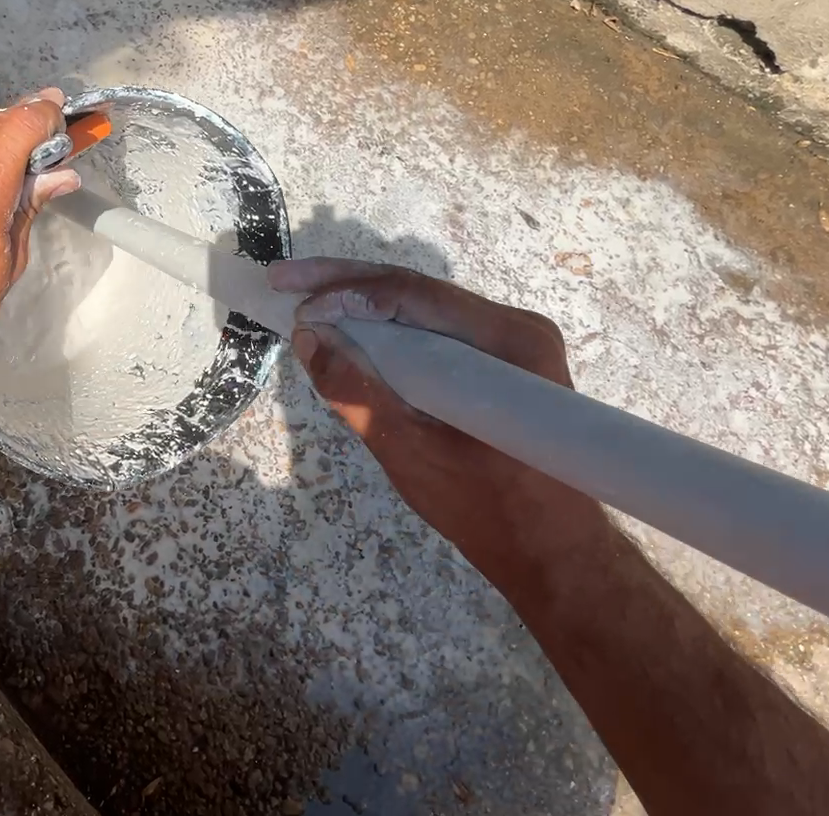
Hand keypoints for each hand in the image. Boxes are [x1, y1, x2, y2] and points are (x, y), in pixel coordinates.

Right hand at [269, 258, 607, 570]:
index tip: (297, 308)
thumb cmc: (486, 507)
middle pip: (413, 290)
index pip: (414, 295)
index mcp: (507, 341)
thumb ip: (356, 391)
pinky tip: (340, 324)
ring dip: (356, 299)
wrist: (548, 550)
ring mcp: (505, 341)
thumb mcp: (408, 450)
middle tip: (280, 278)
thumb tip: (306, 337)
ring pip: (416, 305)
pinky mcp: (492, 359)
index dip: (349, 294)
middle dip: (342, 281)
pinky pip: (426, 328)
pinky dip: (379, 325)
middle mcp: (512, 326)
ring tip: (300, 294)